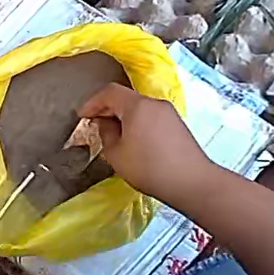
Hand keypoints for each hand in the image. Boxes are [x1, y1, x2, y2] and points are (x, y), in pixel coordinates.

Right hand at [78, 82, 218, 206]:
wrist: (191, 182)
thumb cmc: (149, 168)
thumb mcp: (116, 154)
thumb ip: (106, 133)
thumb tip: (106, 122)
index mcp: (137, 105)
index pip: (110, 92)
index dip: (92, 102)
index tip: (82, 116)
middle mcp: (155, 103)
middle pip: (126, 98)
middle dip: (108, 109)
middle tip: (96, 125)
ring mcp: (169, 113)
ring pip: (140, 109)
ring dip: (124, 118)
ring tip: (115, 136)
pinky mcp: (178, 125)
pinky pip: (152, 118)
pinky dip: (138, 124)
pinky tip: (135, 142)